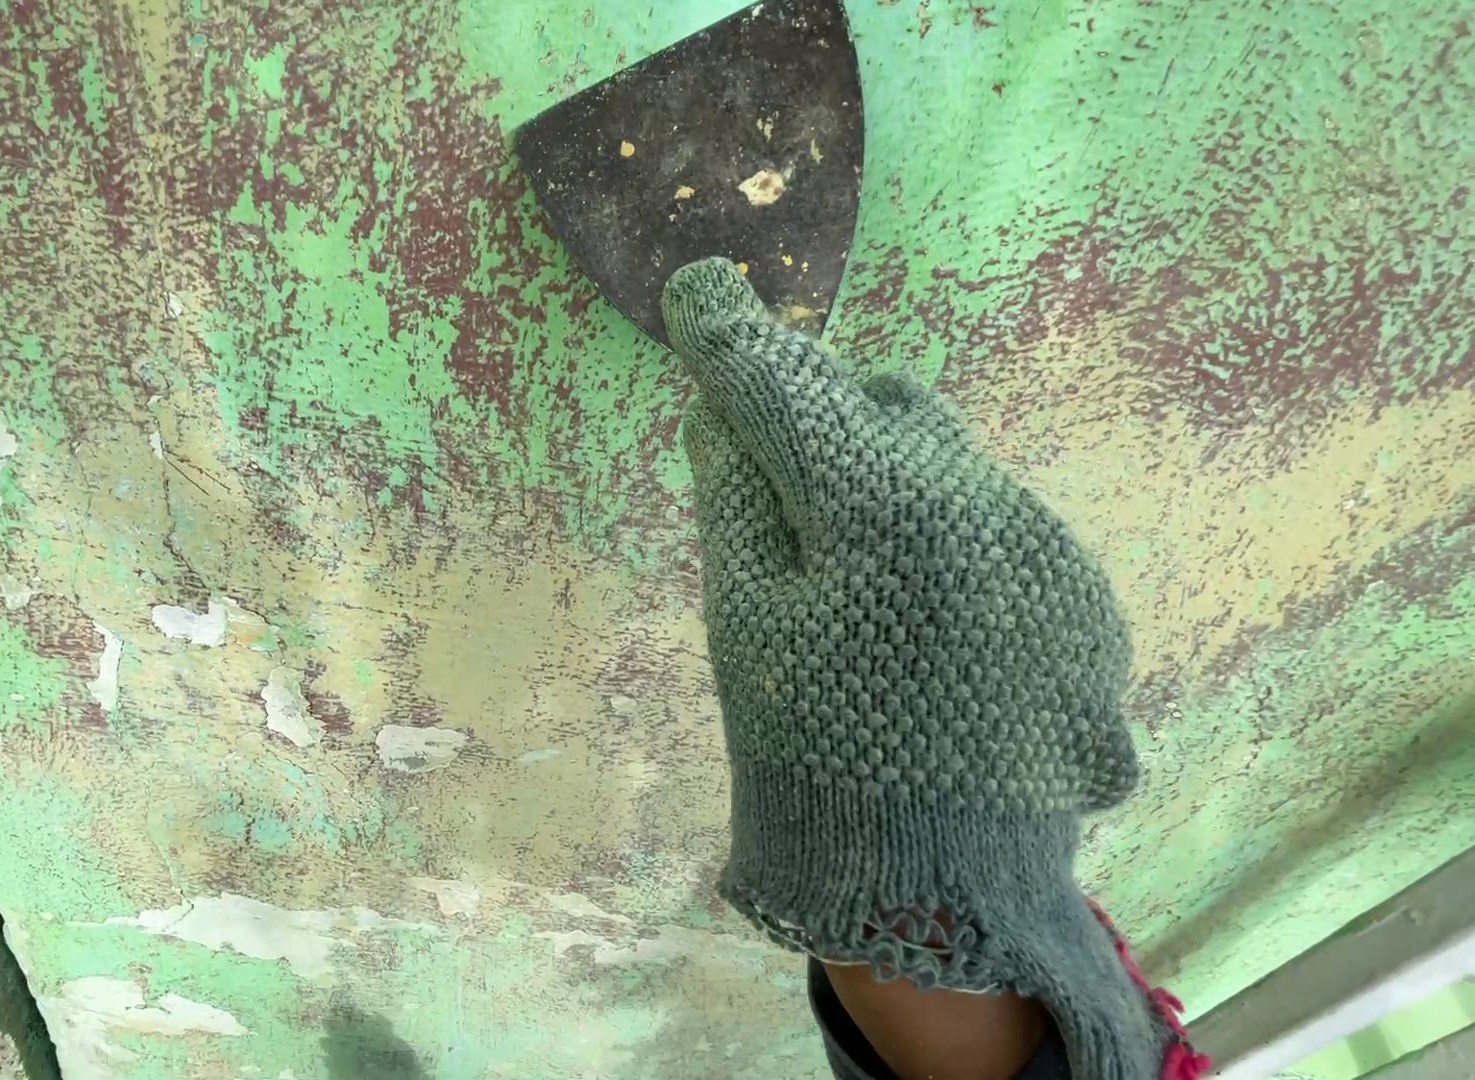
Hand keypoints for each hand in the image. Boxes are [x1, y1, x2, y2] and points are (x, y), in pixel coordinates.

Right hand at [666, 257, 1136, 821]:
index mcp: (883, 509)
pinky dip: (924, 515)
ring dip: (868, 456)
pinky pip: (979, 509)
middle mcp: (982, 500)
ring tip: (836, 535)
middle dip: (802, 401)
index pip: (785, 392)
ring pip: (932, 448)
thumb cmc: (809, 745)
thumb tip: (720, 410)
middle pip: (866, 401)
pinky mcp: (1074, 586)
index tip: (696, 286)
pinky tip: (907, 591)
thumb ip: (735, 497)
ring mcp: (1042, 543)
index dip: (731, 340)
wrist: (935, 877)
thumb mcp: (744, 616)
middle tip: (754, 425)